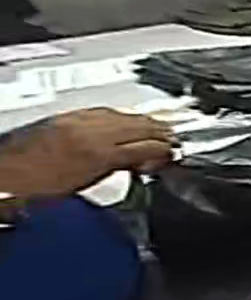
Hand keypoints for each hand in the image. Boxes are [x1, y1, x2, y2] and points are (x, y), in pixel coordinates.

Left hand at [0, 108, 173, 199]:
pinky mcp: (63, 117)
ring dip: (146, 125)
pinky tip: (122, 126)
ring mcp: (75, 122)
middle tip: (169, 146)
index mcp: (100, 154)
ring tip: (151, 136)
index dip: (168, 153)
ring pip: (129, 115)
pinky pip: (104, 111)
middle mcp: (90, 132)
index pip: (155, 146)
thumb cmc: (31, 188)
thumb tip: (147, 161)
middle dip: (163, 136)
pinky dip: (121, 118)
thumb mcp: (90, 184)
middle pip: (147, 126)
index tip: (168, 159)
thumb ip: (124, 167)